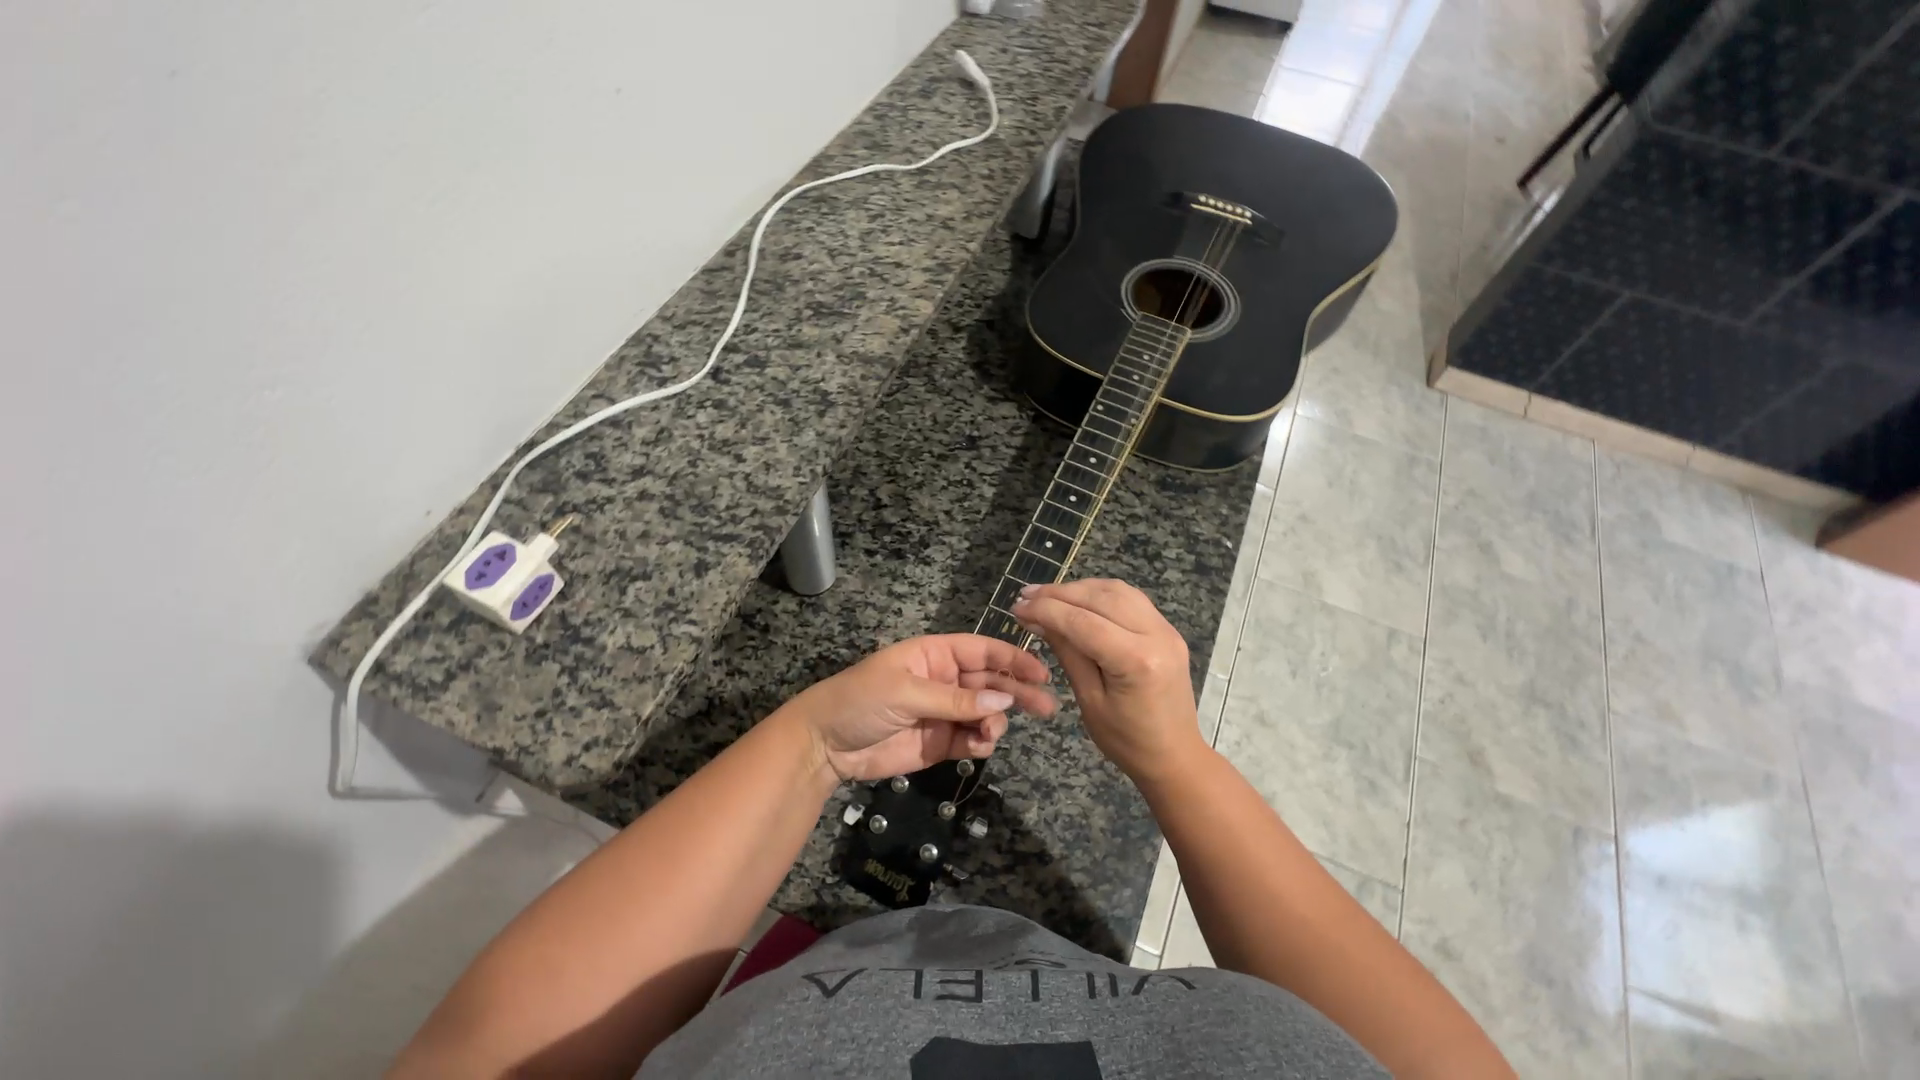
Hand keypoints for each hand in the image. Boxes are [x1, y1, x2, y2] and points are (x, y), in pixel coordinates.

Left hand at [780, 634, 1057, 782]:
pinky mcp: (940, 744)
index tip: (1040, 672)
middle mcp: (945, 680)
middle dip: (1018, 693)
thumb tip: (1002, 703)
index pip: (982, 651)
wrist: (825, 745)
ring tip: (990, 734)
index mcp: (935, 655)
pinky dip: (981, 744)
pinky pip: (972, 740)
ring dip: (996, 722)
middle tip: (1046, 707)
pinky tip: (978, 746)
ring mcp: (944, 713)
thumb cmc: (859, 701)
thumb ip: (955, 700)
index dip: (1012, 659)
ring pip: (986, 714)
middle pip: (991, 684)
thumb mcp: (906, 693)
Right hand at [1012, 579, 1204, 782]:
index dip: (1046, 610)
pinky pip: (1131, 599)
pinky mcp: (1167, 630)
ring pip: (1117, 590)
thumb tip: (1038, 620)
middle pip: (1100, 597)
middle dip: (1059, 593)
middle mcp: (1157, 635)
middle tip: (1026, 596)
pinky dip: (1101, 593)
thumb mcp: (1089, 700)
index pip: (1082, 621)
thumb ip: (1067, 653)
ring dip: (1080, 588)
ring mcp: (1166, 629)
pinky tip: (1079, 599)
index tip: (1017, 607)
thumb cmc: (1126, 740)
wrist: (1174, 755)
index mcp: (1136, 661)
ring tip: (1048, 596)